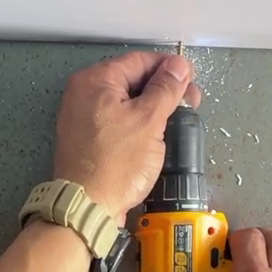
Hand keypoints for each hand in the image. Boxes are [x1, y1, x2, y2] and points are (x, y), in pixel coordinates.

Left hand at [52, 52, 200, 224]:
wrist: (87, 210)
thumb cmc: (114, 166)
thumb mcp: (148, 121)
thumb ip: (165, 89)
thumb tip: (177, 67)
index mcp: (96, 80)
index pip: (140, 61)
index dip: (170, 68)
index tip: (190, 80)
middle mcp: (83, 94)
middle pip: (131, 82)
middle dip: (162, 91)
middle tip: (188, 103)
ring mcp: (81, 120)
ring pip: (124, 105)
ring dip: (150, 110)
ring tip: (172, 122)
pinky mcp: (85, 144)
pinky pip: (114, 125)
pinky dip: (134, 126)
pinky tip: (151, 137)